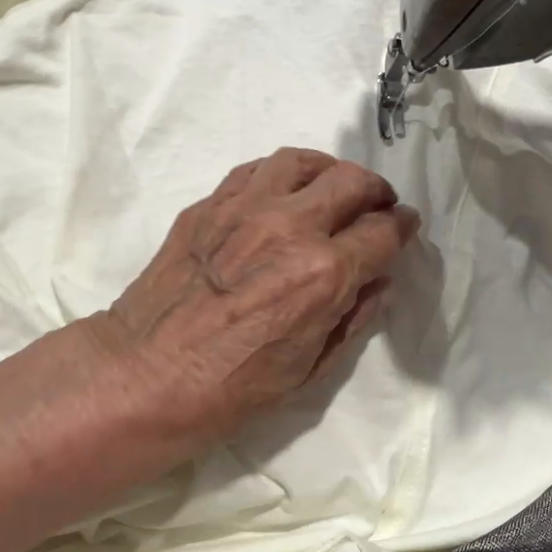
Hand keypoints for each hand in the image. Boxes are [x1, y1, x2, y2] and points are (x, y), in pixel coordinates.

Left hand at [87, 148, 419, 447]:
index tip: (404, 229)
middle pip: (352, 182)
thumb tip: (377, 281)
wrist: (147, 376)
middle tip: (376, 207)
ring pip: (302, 161)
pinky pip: (255, 170)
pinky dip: (281, 176)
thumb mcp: (310, 369)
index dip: (401, 230)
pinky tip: (283, 194)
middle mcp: (289, 228)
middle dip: (376, 192)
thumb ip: (352, 317)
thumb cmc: (233, 389)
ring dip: (329, 171)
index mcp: (324, 274)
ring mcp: (244, 210)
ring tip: (332, 189)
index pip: (382, 233)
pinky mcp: (207, 206)